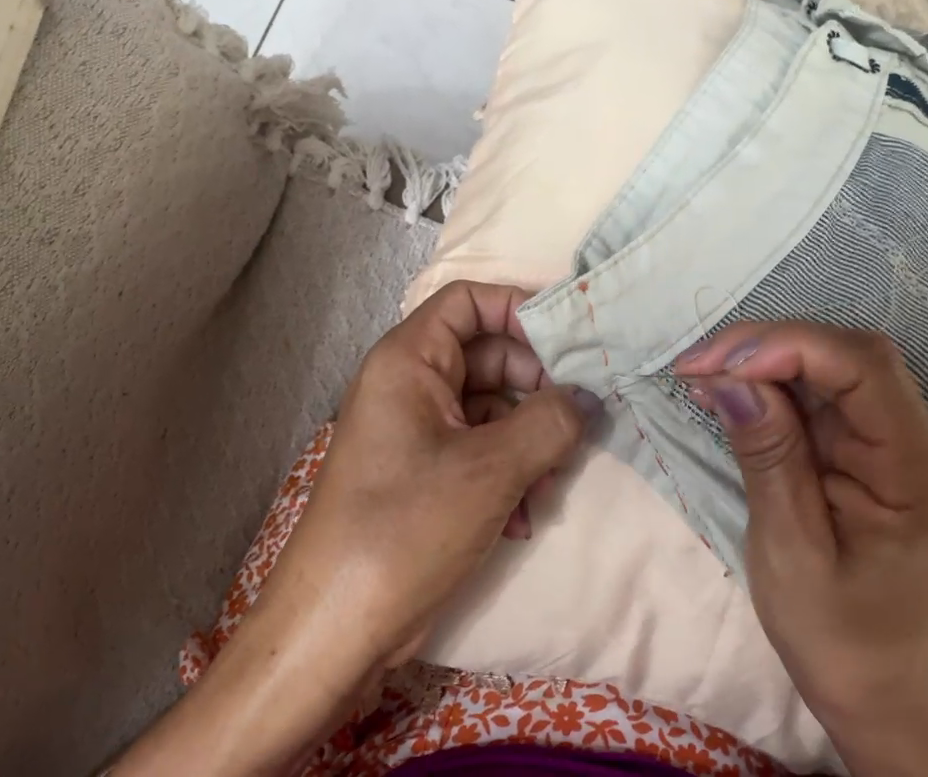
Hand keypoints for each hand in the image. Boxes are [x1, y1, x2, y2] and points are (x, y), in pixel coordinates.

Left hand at [117, 282, 593, 776]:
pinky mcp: (425, 476)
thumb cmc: (407, 527)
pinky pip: (481, 452)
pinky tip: (523, 519)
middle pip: (489, 357)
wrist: (338, 626)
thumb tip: (589, 397)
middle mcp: (409, 386)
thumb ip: (551, 421)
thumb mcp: (491, 469)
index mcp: (408, 360)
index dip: (520, 310)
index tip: (574, 342)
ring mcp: (416, 433)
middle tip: (578, 424)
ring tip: (549, 487)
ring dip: (530, 444)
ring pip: (492, 410)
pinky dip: (510, 477)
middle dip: (537, 391)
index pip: (469, 301)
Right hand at [679, 322, 927, 775]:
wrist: (871, 686)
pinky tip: (725, 392)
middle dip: (768, 346)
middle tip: (696, 364)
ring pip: (828, 368)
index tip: (718, 365)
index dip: (791, 347)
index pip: (865, 368)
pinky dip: (767, 387)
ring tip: (700, 375)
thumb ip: (769, 459)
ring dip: (762, 362)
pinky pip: (816, 398)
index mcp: (915, 471)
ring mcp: (888, 444)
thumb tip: (730, 381)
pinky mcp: (861, 451)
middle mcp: (913, 443)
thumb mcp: (790, 552)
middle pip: (848, 357)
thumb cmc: (834, 634)